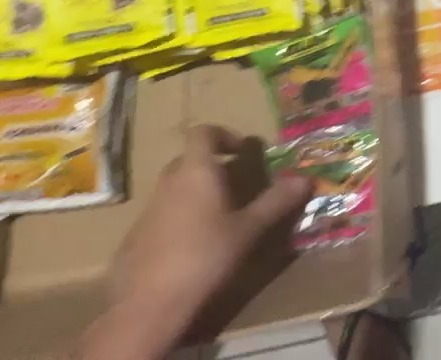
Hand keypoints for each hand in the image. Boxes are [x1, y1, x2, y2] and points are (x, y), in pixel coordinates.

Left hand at [78, 125, 312, 359]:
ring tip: (218, 220)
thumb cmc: (205, 256)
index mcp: (196, 171)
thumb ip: (276, 201)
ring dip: (195, 194)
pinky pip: (161, 216)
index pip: (203, 133)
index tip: (242, 152)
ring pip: (174, 189)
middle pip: (188, 160)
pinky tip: (193, 249)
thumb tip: (305, 179)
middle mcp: (168, 183)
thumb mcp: (249, 229)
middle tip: (236, 187)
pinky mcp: (135, 238)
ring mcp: (147, 211)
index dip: (224, 135)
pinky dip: (179, 220)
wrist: (148, 307)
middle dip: (212, 167)